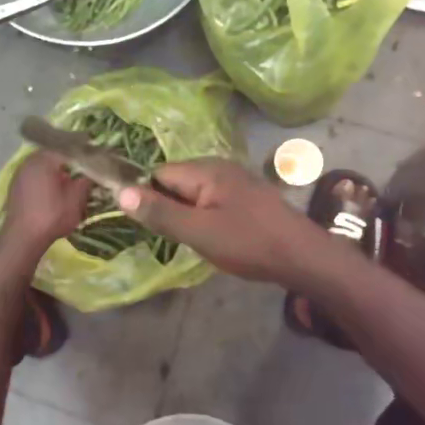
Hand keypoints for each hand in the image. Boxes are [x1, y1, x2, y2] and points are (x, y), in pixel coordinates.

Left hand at [1, 150, 92, 252]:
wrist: (22, 238)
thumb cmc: (51, 216)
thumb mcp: (76, 199)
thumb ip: (86, 181)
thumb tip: (91, 172)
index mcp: (44, 158)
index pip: (69, 147)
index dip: (85, 152)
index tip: (97, 156)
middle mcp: (29, 160)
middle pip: (55, 154)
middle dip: (71, 159)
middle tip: (86, 166)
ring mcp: (20, 172)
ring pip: (44, 164)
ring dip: (58, 169)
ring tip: (72, 177)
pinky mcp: (16, 185)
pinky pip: (36, 175)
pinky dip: (47, 177)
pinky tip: (55, 187)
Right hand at [115, 159, 316, 282]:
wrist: (305, 258)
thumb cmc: (249, 243)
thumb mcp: (198, 232)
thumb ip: (159, 212)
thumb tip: (120, 192)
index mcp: (205, 170)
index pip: (158, 174)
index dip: (147, 197)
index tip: (147, 224)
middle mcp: (219, 167)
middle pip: (175, 181)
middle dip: (168, 206)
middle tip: (172, 236)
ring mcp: (235, 180)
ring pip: (193, 193)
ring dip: (186, 214)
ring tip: (192, 239)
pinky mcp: (246, 196)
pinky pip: (211, 200)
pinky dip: (204, 216)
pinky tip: (213, 237)